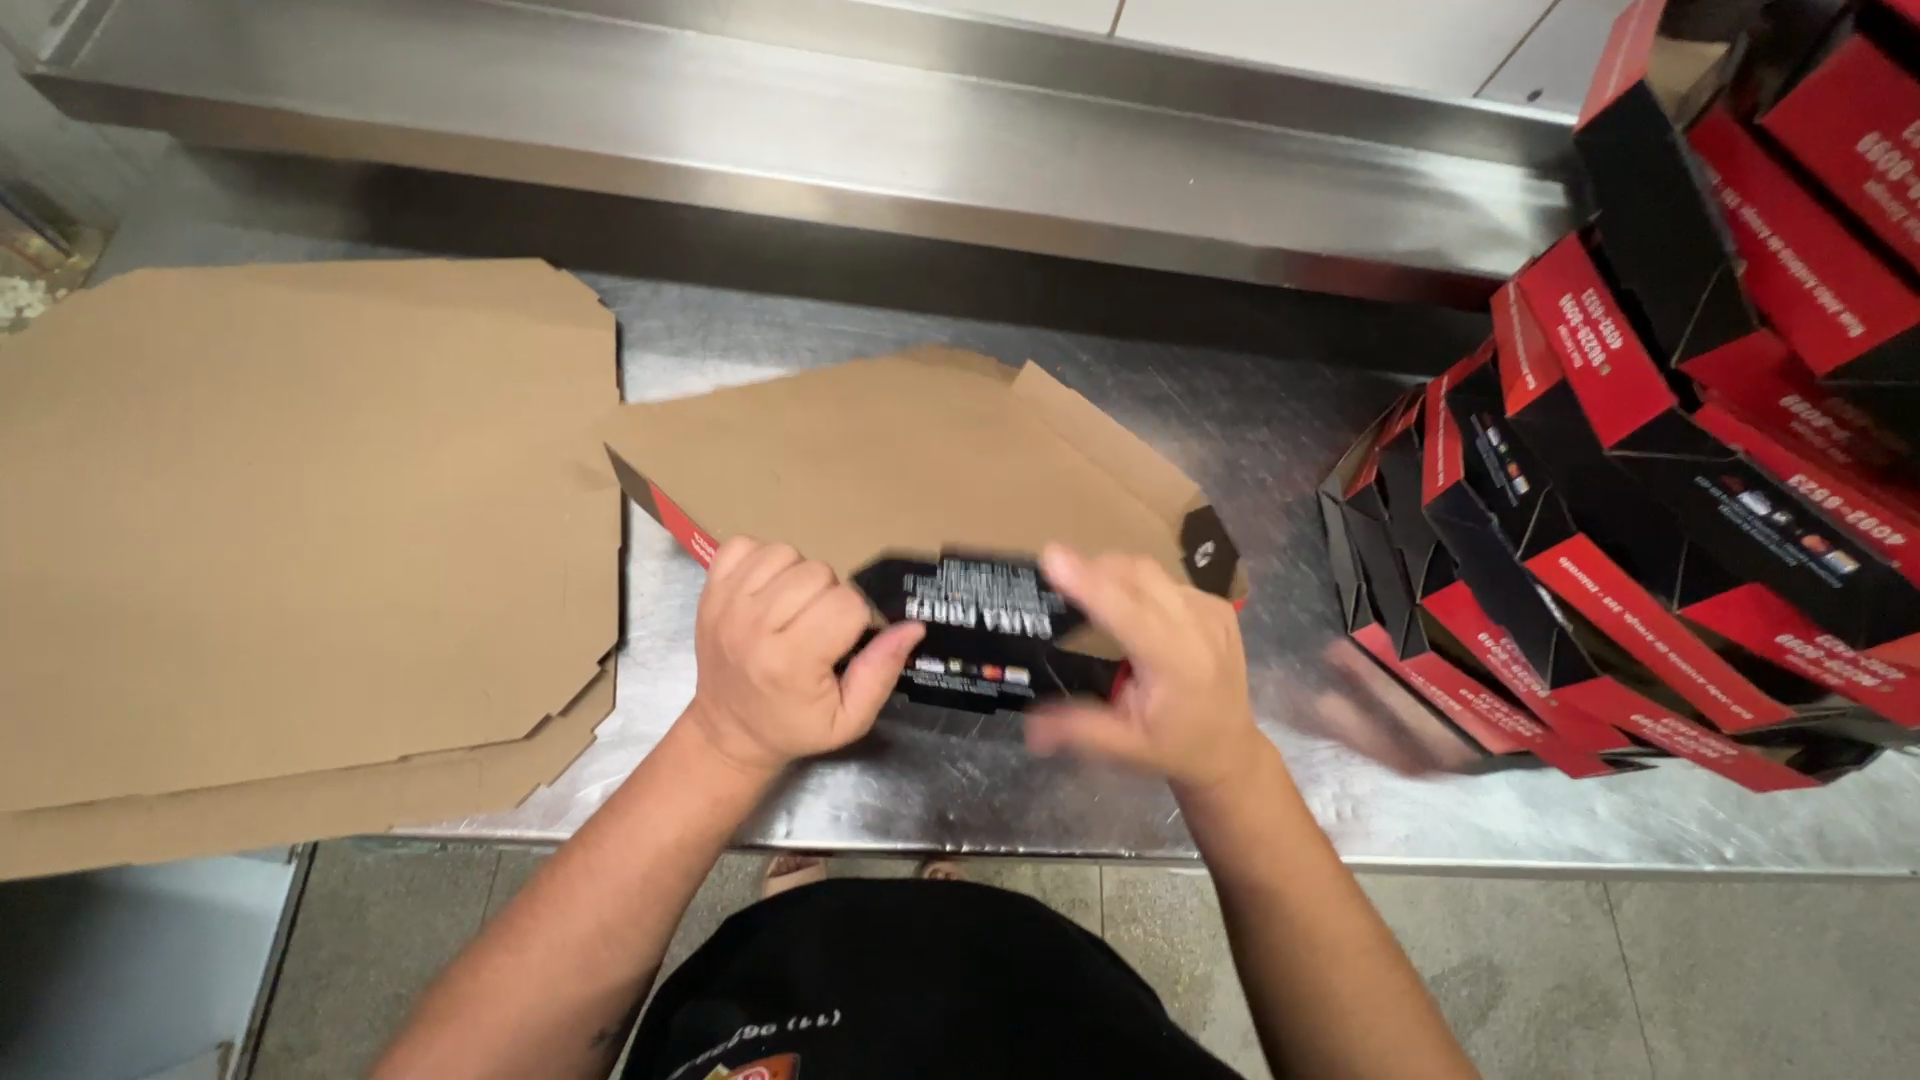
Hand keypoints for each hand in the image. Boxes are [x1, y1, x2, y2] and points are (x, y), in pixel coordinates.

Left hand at [685, 537, 924, 775]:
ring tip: (793, 608)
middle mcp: (754, 626)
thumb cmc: (793, 725)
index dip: (856, 618)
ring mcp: (726, 603)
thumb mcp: (849, 719)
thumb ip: (882, 672)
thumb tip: (913, 626)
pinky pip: (746, 544)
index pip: (846, 604)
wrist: (728, 729)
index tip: (844, 641)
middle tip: (819, 627)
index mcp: (790, 661)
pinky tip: (768, 590)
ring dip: (799, 576)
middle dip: (830, 596)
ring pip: (786, 554)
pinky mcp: (709, 589)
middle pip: (818, 573)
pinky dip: (763, 561)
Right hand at [1025, 544, 1264, 789]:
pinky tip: (1127, 607)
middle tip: (1057, 576)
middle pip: (1137, 576)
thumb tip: (1029, 726)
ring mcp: (1212, 611)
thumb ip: (1077, 729)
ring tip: (1086, 591)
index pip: (1127, 612)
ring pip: (1151, 571)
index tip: (1052, 557)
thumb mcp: (1124, 747)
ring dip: (1113, 573)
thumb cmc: (1175, 747)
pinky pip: (1166, 579)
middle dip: (1093, 569)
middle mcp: (1199, 627)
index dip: (1089, 583)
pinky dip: (1137, 584)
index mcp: (1177, 664)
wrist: (1231, 749)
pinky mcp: (1217, 605)